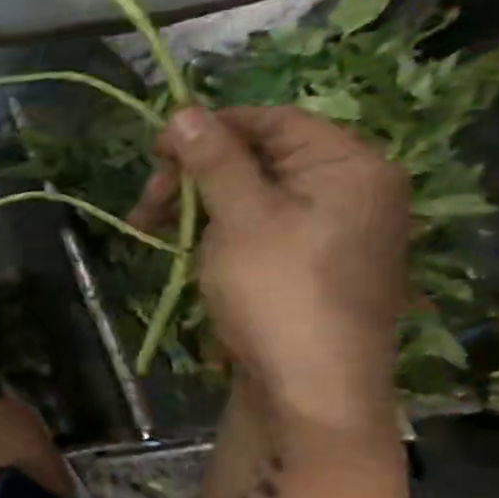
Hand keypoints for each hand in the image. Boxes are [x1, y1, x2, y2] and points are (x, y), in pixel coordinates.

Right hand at [130, 106, 409, 417]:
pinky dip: (215, 227)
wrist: (312, 388)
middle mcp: (349, 189)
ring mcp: (332, 228)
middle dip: (196, 172)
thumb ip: (213, 158)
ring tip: (149, 226)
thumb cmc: (278, 289)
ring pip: (250, 192)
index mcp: (348, 166)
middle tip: (149, 200)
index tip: (156, 150)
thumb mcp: (239, 216)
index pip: (272, 120)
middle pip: (258, 156)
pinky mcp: (311, 260)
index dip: (210, 127)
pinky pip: (258, 223)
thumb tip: (183, 110)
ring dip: (195, 201)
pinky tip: (180, 244)